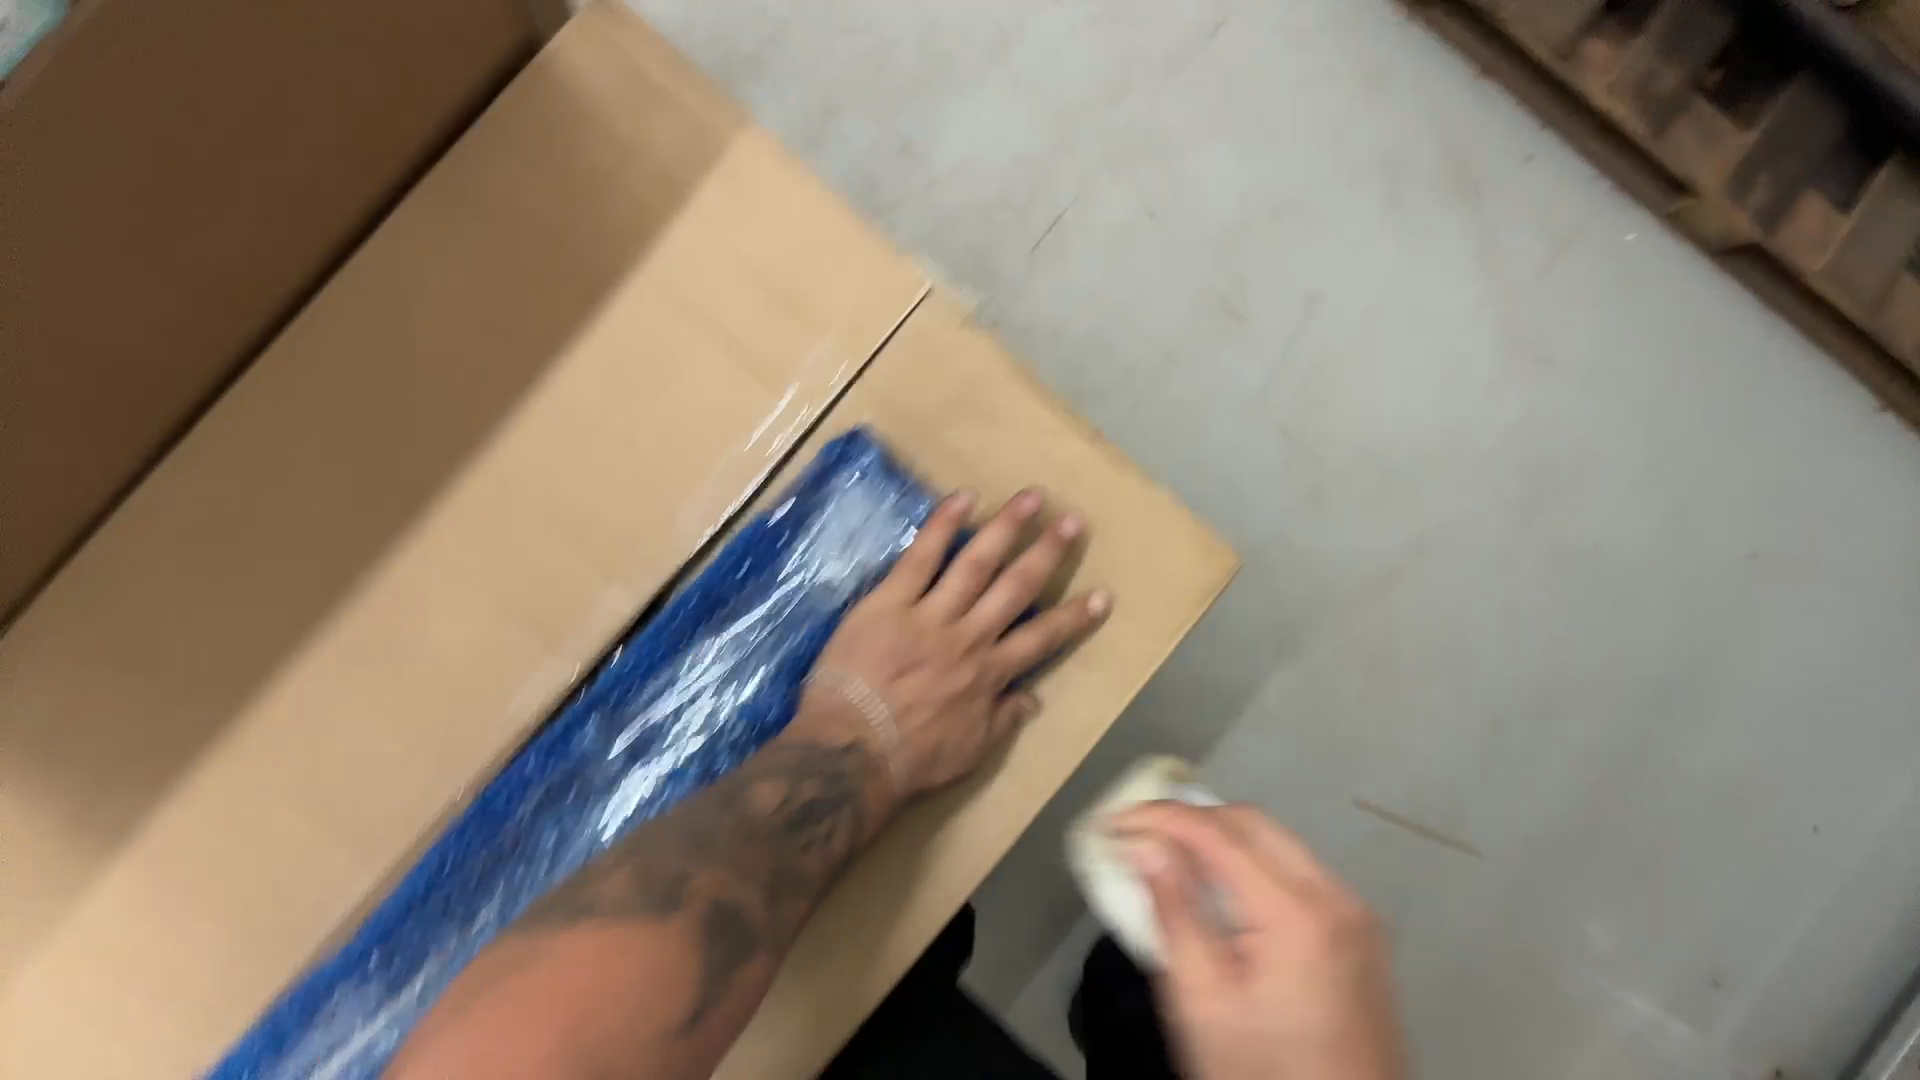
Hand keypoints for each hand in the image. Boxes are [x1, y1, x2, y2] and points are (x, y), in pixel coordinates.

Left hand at [800, 488, 1110, 802]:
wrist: (853, 749)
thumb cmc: (911, 757)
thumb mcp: (970, 751)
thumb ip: (1002, 721)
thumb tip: (1032, 700)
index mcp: (989, 673)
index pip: (1043, 639)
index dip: (1074, 617)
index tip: (1102, 595)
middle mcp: (970, 636)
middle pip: (1017, 587)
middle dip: (1048, 553)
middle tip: (1072, 520)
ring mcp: (931, 614)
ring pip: (977, 563)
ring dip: (1006, 527)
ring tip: (1032, 497)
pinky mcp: (891, 601)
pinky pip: (920, 558)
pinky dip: (942, 526)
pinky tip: (962, 498)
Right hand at [1113, 802, 1406, 1079]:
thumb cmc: (1261, 1072)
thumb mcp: (1200, 1001)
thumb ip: (1172, 912)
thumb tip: (1145, 847)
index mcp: (1295, 912)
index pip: (1217, 833)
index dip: (1160, 817)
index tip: (1115, 822)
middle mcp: (1335, 895)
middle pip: (1251, 821)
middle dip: (1190, 818)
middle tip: (1141, 835)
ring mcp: (1355, 911)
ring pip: (1276, 839)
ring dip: (1221, 837)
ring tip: (1171, 857)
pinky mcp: (1360, 929)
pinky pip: (1297, 869)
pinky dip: (1252, 862)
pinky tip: (1219, 887)